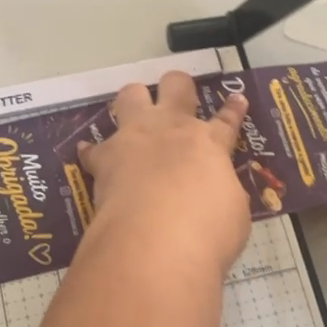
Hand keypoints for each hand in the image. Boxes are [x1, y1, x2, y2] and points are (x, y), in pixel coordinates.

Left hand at [76, 72, 251, 278]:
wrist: (155, 240)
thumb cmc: (207, 230)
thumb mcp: (234, 212)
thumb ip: (224, 193)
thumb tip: (218, 193)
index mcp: (209, 143)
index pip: (226, 120)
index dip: (233, 109)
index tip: (236, 98)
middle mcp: (172, 129)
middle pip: (176, 86)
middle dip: (178, 86)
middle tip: (179, 96)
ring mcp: (135, 137)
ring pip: (132, 95)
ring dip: (134, 100)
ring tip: (133, 113)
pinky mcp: (105, 157)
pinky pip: (93, 148)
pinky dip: (92, 152)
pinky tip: (90, 155)